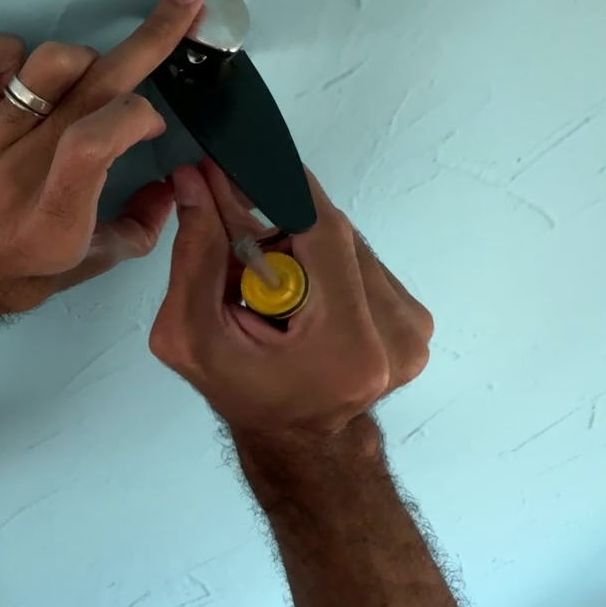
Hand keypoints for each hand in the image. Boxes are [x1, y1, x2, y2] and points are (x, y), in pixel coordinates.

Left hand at [0, 0, 207, 320]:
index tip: (152, 121)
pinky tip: (20, 73)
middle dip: (152, 37)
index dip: (136, 115)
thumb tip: (174, 185)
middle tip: (186, 2)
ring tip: (88, 77)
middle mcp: (19, 174)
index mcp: (55, 220)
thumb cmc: (13, 276)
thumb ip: (138, 229)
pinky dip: (5, 50)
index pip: (97, 141)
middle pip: (90, 89)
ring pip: (45, 65)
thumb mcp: (85, 269)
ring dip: (84, 59)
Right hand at [149, 160, 433, 439]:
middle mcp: (396, 338)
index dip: (284, 190)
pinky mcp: (417, 323)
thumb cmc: (241, 396)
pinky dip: (324, 264)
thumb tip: (195, 181)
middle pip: (335, 237)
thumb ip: (193, 258)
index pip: (323, 236)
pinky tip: (298, 292)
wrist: (297, 443)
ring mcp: (414, 332)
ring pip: (349, 245)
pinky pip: (362, 263)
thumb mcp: (188, 337)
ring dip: (301, 244)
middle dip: (280, 224)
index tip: (247, 162)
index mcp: (347, 351)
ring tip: (267, 279)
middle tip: (235, 226)